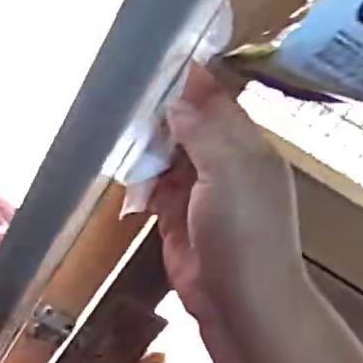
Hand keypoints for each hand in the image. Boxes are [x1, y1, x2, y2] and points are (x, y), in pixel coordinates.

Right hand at [148, 64, 302, 322]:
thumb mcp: (229, 171)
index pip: (216, 101)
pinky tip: (123, 172)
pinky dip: (139, 183)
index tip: (156, 61)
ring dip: (146, 149)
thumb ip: (203, 131)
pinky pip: (154, 192)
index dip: (190, 82)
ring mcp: (197, 195)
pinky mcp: (174, 221)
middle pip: (188, 128)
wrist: (238, 300)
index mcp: (246, 145)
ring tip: (116, 128)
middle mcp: (223, 165)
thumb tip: (177, 99)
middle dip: (160, 115)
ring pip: (167, 159)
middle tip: (124, 96)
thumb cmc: (244, 233)